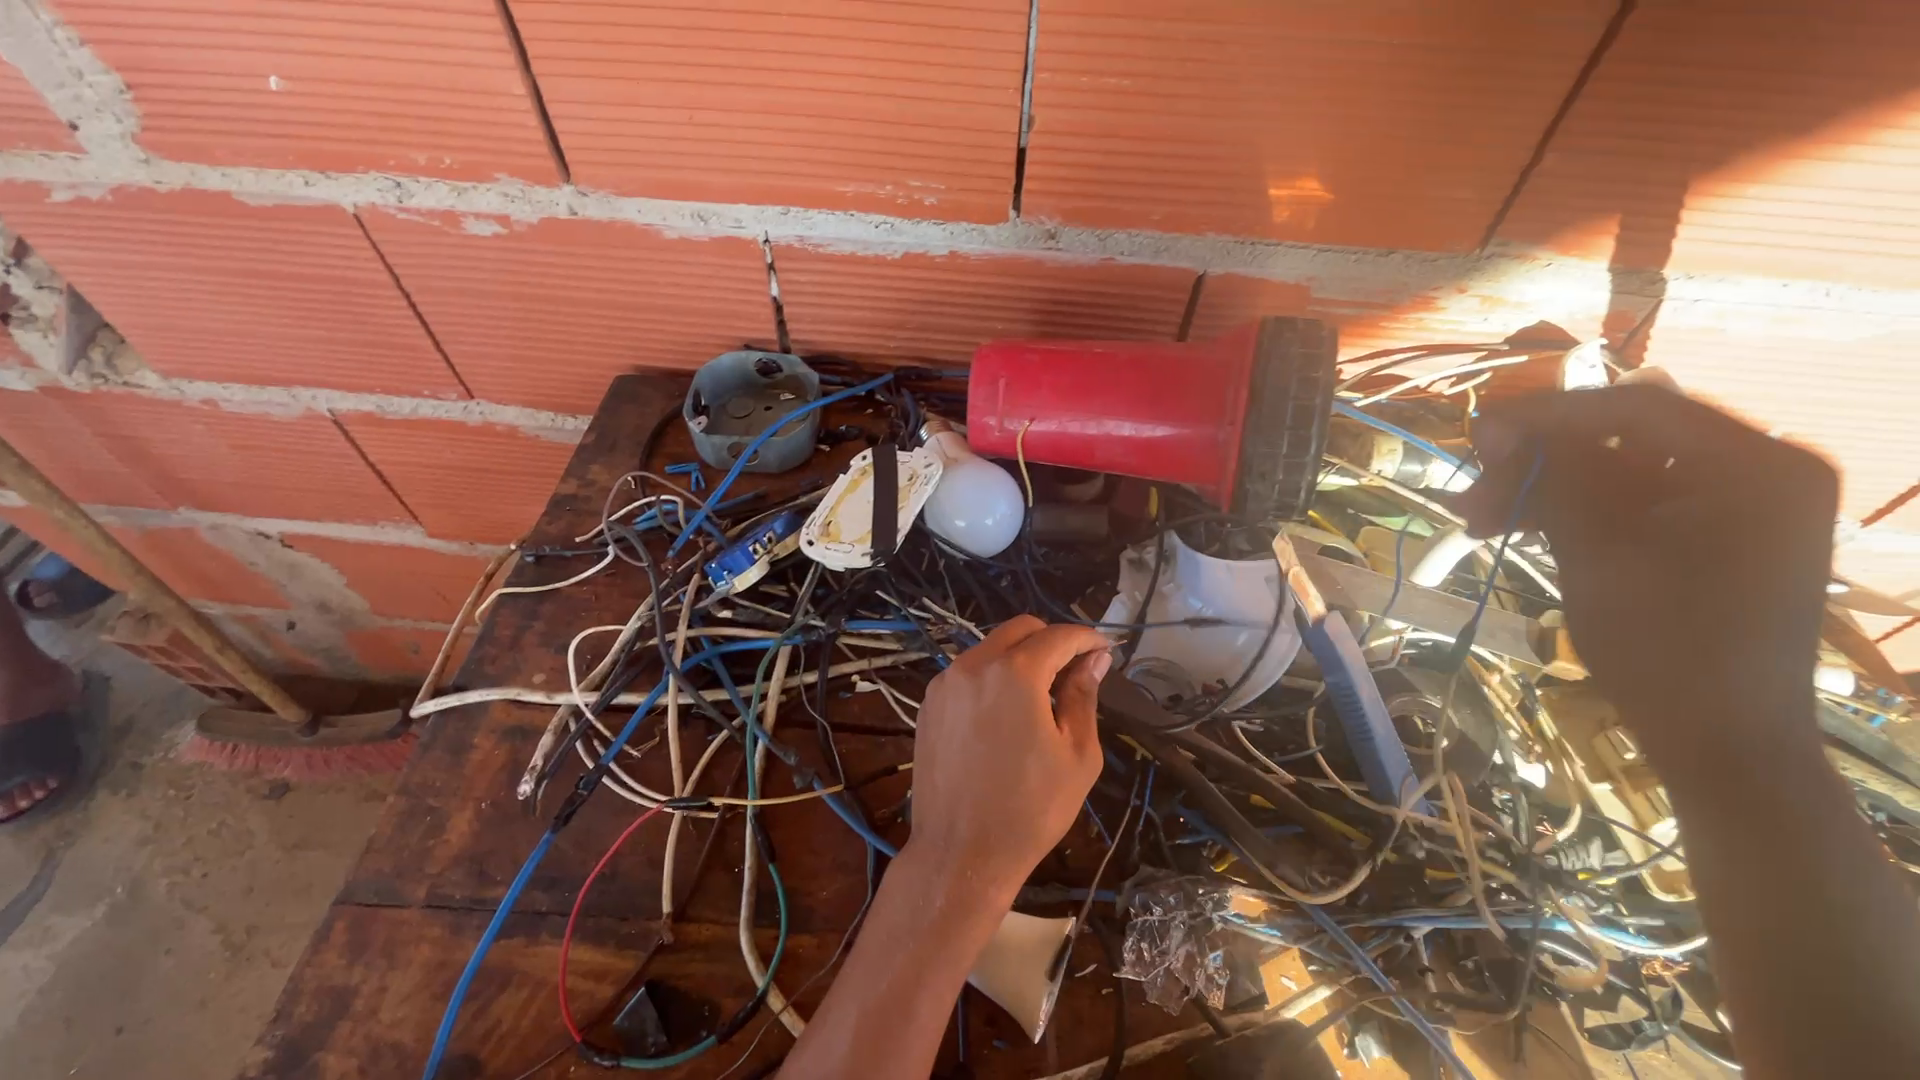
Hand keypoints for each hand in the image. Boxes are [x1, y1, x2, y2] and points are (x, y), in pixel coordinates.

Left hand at [906, 615, 1110, 894]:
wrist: (961, 854)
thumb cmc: (1030, 810)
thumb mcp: (1076, 754)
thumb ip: (1084, 696)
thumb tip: (1095, 659)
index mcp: (1014, 674)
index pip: (1058, 636)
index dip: (1087, 639)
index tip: (1105, 652)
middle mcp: (973, 666)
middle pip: (1019, 630)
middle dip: (1052, 640)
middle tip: (1076, 670)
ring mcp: (945, 684)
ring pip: (990, 649)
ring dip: (1020, 658)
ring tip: (1043, 696)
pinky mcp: (929, 706)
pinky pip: (968, 674)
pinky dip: (992, 678)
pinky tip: (1007, 714)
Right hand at [1461, 383, 1836, 757]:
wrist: (1721, 745)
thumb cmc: (1666, 652)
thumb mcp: (1597, 556)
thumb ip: (1553, 479)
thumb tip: (1496, 424)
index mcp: (1759, 463)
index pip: (1636, 407)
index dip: (1546, 413)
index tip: (1476, 429)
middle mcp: (1759, 467)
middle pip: (1623, 437)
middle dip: (1539, 462)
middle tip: (1472, 491)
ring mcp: (1737, 500)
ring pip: (1614, 470)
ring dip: (1544, 489)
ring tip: (1478, 520)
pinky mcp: (1710, 530)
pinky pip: (1628, 501)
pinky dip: (1571, 511)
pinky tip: (1516, 528)